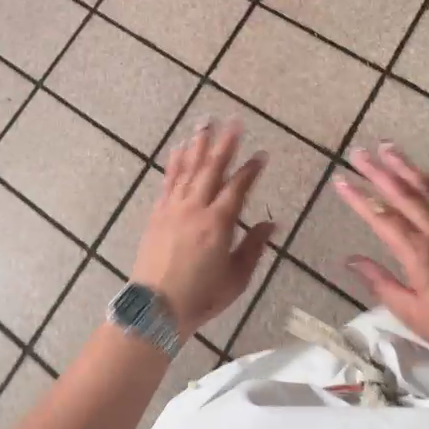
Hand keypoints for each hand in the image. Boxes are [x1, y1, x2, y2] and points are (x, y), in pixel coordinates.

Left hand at [131, 122, 275, 338]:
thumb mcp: (237, 278)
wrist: (156, 307)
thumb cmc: (202, 296)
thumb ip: (253, 247)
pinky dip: (175, 162)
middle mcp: (195, 208)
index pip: (238, 187)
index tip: (261, 154)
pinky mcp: (157, 212)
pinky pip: (168, 180)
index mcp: (218, 223)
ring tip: (205, 123)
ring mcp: (174, 207)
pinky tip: (179, 149)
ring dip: (198, 144)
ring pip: (188, 168)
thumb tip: (272, 224)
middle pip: (211, 168)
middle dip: (224, 144)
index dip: (251, 169)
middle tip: (233, 121)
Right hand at [334, 143, 428, 372]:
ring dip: (404, 167)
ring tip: (386, 147)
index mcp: (419, 254)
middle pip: (403, 194)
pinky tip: (423, 171)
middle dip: (378, 172)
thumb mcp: (412, 314)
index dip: (360, 199)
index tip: (340, 181)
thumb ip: (381, 283)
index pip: (383, 218)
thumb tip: (350, 260)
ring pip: (426, 190)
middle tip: (358, 152)